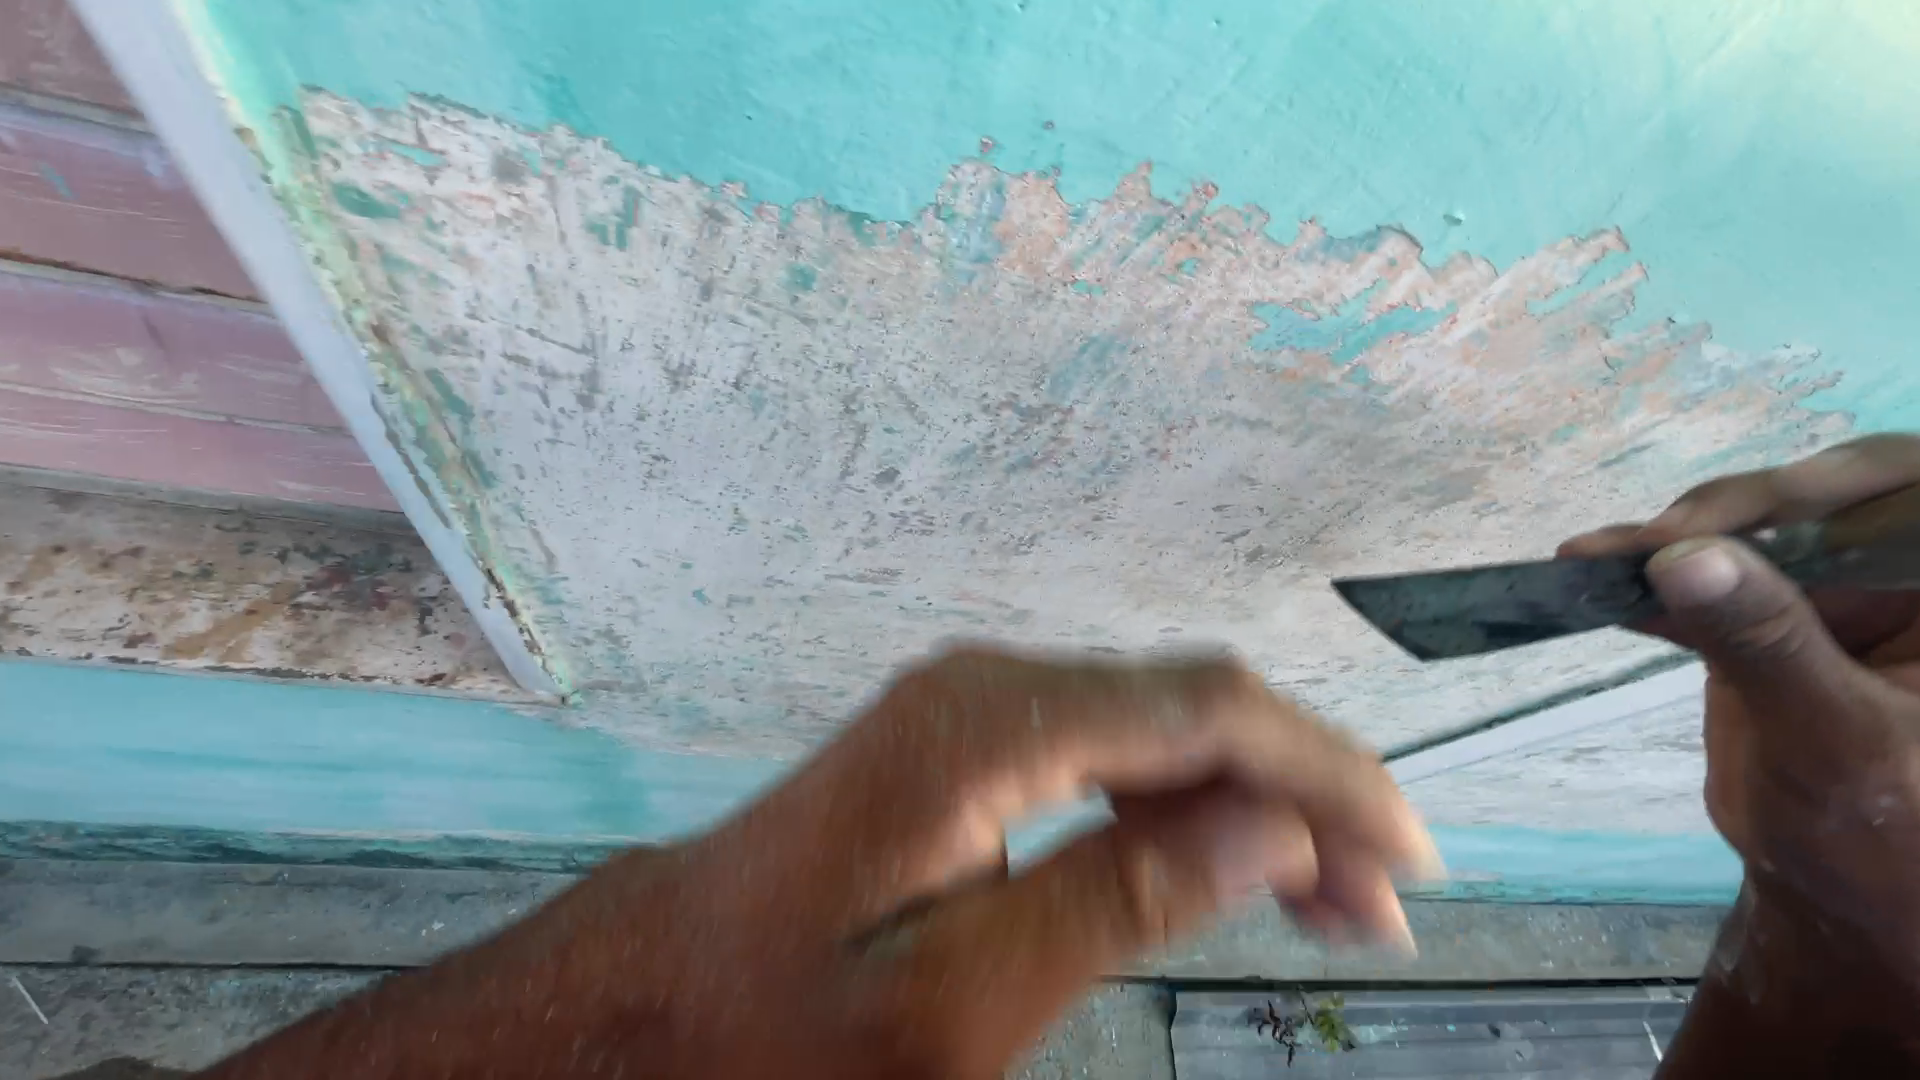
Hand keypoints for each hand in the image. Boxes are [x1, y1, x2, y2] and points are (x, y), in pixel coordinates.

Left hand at [202, 646, 1438, 1079]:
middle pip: (1184, 702)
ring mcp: (975, 699)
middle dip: (1295, 785)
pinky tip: (1211, 856)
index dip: (1318, 769)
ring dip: (1241, 795)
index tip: (1407, 854)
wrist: (667, 977)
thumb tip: (1267, 830)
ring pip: (1150, 720)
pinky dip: (1171, 798)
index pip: (1199, 709)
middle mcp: (990, 681)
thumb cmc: (792, 1016)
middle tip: (1382, 897)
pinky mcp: (967, 732)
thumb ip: (1120, 897)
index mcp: (992, 726)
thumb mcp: (966, 999)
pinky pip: (1099, 745)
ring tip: (1323, 894)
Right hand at [1561, 434, 1919, 971]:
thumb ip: (1767, 643)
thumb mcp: (1833, 739)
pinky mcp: (1772, 621)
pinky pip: (1708, 581)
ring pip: (1755, 535)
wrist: (1842, 895)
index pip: (1915, 497)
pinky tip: (1588, 577)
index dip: (1827, 486)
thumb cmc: (1884, 837)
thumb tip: (1682, 556)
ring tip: (1591, 559)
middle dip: (1733, 514)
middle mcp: (1911, 583)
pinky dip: (1645, 578)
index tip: (1716, 528)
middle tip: (1649, 548)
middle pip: (1827, 501)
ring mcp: (1842, 599)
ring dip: (1669, 544)